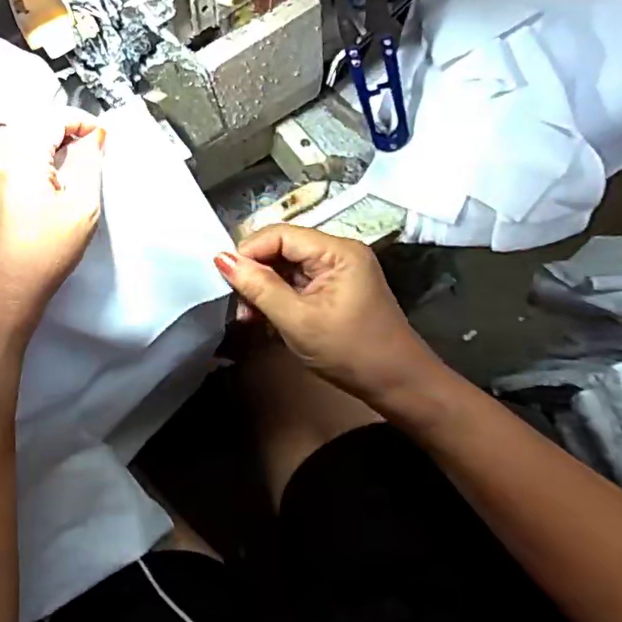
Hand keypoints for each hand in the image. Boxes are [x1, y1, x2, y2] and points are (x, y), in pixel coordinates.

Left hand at [0, 109, 105, 335]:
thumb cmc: (41, 256)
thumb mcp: (81, 208)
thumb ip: (90, 162)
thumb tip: (93, 136)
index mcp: (16, 153)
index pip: (53, 117)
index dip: (81, 121)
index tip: (100, 136)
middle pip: (30, 123)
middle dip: (60, 130)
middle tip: (86, 150)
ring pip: (12, 137)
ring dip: (39, 143)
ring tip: (63, 167)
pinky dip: (20, 157)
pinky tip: (37, 182)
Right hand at [214, 224, 444, 407]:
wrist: (400, 387)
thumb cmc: (352, 353)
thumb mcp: (298, 321)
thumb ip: (259, 287)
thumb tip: (222, 259)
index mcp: (337, 251)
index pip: (279, 234)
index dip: (249, 252)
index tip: (226, 278)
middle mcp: (338, 252)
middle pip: (281, 248)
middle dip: (255, 273)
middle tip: (237, 304)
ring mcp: (337, 271)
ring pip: (285, 267)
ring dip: (263, 289)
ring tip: (249, 316)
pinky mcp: (334, 289)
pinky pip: (296, 282)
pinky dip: (277, 298)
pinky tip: (265, 317)